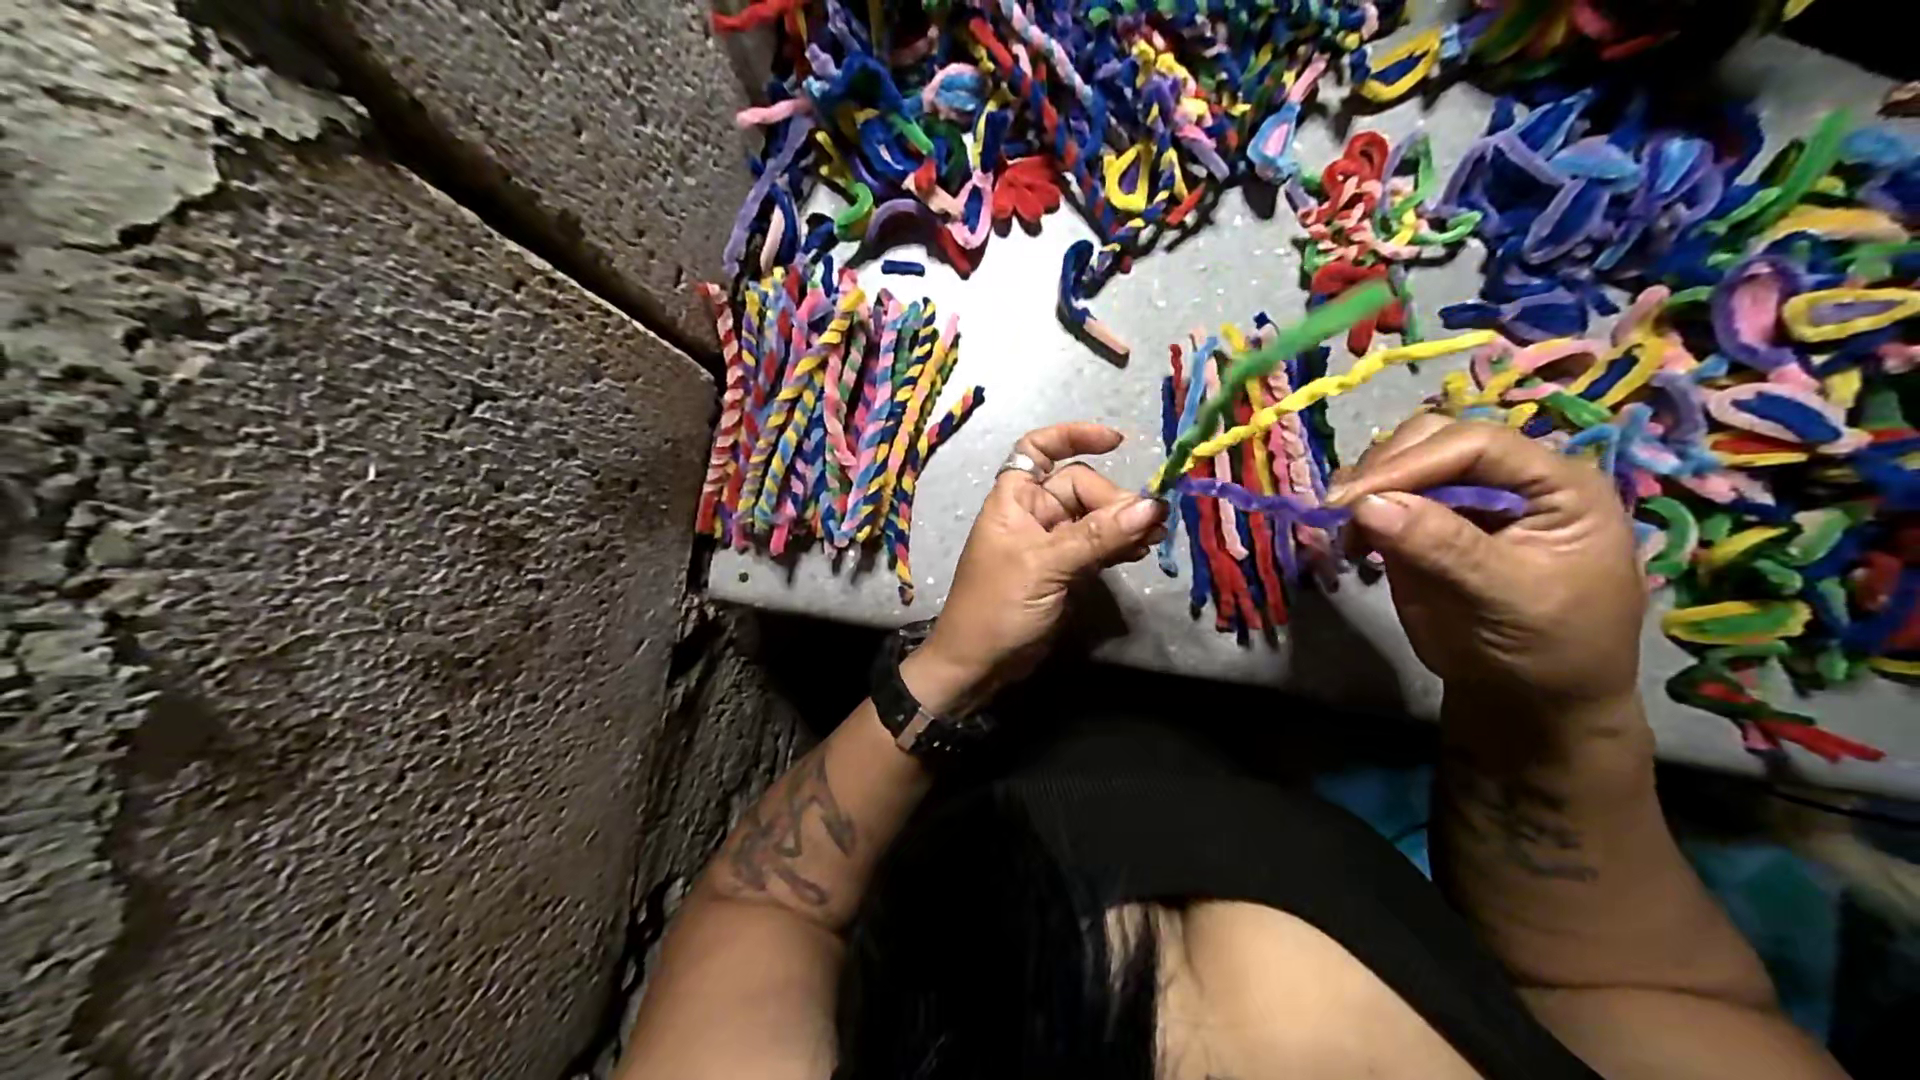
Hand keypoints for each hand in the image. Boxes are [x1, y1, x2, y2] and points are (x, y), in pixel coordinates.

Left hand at [913, 422, 1167, 708]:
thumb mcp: (1044, 566)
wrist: (980, 665)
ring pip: (1096, 517)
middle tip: (1148, 524)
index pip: (1039, 449)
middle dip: (1114, 501)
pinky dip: (1120, 545)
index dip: (1073, 436)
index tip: (1116, 441)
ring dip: (1124, 524)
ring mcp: (1051, 542)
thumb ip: (1096, 536)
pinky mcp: (1067, 569)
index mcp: (1014, 498)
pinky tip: (1140, 551)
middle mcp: (1033, 513)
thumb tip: (1151, 505)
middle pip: (1082, 486)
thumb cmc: (996, 608)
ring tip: (1152, 539)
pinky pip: (1099, 545)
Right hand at [1327, 416, 1644, 714]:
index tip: (1354, 498)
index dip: (1412, 462)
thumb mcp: (1509, 597)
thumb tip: (1366, 503)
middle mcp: (1505, 478)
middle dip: (1382, 469)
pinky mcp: (1420, 523)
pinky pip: (1379, 499)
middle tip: (1339, 511)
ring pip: (1398, 463)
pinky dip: (1355, 513)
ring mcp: (1459, 499)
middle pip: (1431, 440)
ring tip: (1344, 533)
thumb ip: (1444, 546)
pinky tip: (1351, 544)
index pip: (1476, 445)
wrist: (1528, 697)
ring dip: (1362, 489)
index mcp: (1554, 484)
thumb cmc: (1547, 647)